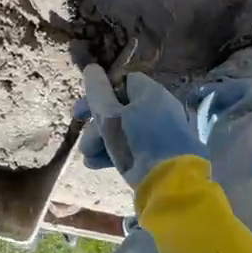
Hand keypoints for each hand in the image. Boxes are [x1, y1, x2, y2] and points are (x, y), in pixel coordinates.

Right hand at [74, 68, 205, 189]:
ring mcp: (163, 133)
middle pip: (121, 108)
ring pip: (125, 129)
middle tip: (81, 133)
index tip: (84, 108)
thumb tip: (91, 68)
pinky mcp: (162, 154)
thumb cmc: (137, 143)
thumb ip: (97, 90)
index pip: (123, 82)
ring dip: (101, 140)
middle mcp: (160, 109)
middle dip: (97, 122)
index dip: (101, 92)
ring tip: (87, 156)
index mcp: (151, 93)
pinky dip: (116, 152)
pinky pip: (135, 146)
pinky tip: (96, 164)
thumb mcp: (110, 115)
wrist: (170, 184)